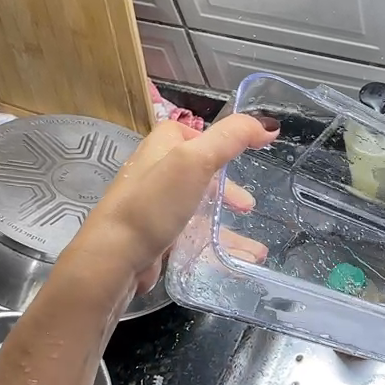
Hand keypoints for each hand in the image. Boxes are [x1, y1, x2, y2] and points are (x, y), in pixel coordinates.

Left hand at [67, 114, 277, 298]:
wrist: (116, 258)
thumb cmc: (153, 204)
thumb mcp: (195, 161)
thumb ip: (231, 138)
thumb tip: (269, 125)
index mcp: (160, 148)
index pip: (190, 134)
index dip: (217, 142)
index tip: (245, 156)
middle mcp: (156, 174)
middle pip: (201, 173)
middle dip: (229, 189)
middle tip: (248, 205)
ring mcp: (156, 208)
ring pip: (201, 209)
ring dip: (228, 222)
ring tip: (255, 245)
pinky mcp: (158, 237)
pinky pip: (196, 236)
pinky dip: (219, 245)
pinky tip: (239, 258)